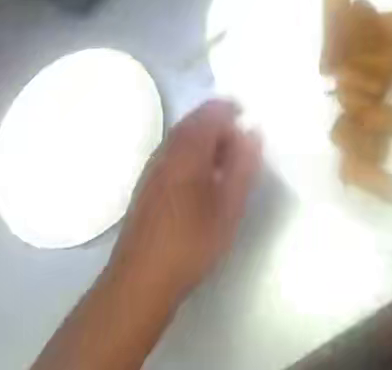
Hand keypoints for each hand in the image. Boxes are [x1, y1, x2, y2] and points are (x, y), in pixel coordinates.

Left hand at [105, 99, 262, 308]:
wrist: (140, 281)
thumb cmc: (190, 242)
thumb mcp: (228, 207)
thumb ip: (242, 166)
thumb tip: (251, 132)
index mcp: (187, 146)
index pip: (211, 111)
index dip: (232, 110)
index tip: (250, 120)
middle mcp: (167, 148)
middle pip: (195, 121)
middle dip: (220, 125)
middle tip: (243, 144)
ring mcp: (153, 166)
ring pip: (183, 138)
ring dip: (206, 141)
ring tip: (228, 164)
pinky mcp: (147, 185)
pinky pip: (174, 154)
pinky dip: (193, 156)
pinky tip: (204, 182)